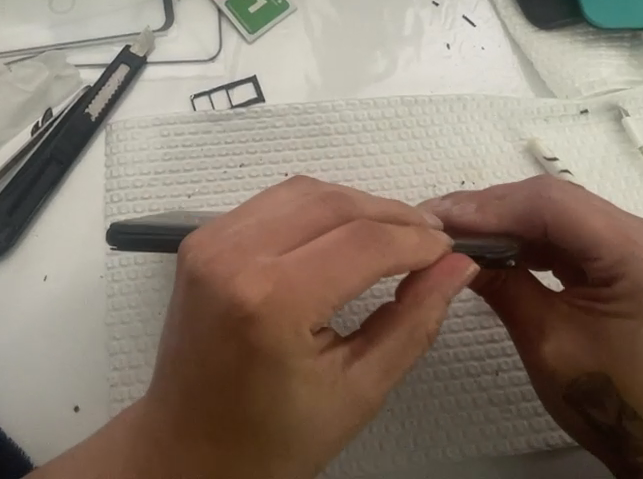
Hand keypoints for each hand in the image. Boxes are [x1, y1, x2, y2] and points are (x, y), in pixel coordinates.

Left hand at [37, 176, 477, 478]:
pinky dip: (316, 207)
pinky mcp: (202, 237)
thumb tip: (456, 266)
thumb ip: (413, 322)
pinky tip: (344, 231)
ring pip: (303, 190)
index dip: (416, 240)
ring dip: (355, 203)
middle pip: (333, 203)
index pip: (363, 241)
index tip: (450, 249)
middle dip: (391, 214)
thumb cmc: (271, 440)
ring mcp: (211, 240)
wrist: (186, 451)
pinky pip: (272, 202)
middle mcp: (235, 255)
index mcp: (271, 301)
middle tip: (430, 238)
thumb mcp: (358, 391)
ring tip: (394, 233)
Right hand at [425, 177, 642, 478]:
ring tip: (455, 229)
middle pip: (553, 201)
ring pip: (555, 209)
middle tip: (438, 219)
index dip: (490, 206)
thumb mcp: (545, 343)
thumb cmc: (610, 405)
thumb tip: (447, 248)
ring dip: (504, 218)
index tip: (439, 216)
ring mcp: (637, 240)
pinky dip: (524, 234)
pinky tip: (490, 242)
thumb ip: (499, 284)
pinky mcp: (624, 252)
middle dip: (491, 209)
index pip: (553, 206)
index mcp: (641, 255)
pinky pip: (565, 228)